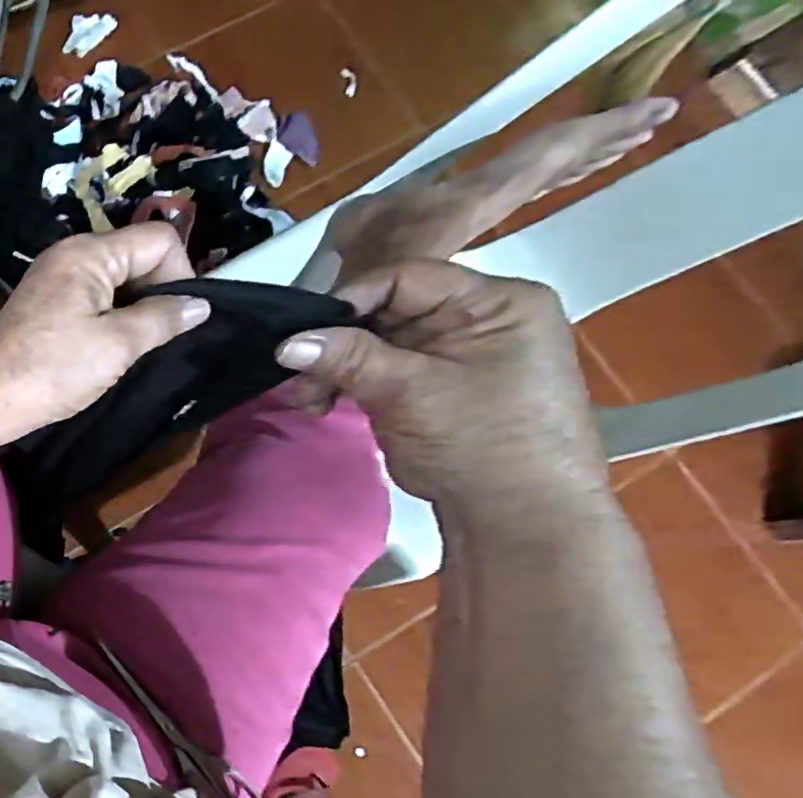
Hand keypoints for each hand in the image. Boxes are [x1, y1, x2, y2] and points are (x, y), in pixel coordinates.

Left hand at [0, 223, 210, 441]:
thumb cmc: (53, 371)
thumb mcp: (117, 345)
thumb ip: (162, 318)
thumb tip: (200, 304)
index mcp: (87, 252)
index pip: (158, 239)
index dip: (180, 274)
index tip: (178, 319)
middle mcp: (68, 254)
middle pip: (135, 256)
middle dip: (155, 293)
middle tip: (156, 339)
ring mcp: (51, 279)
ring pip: (114, 281)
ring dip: (132, 310)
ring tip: (130, 349)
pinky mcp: (42, 305)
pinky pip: (90, 298)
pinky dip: (107, 318)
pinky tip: (104, 350)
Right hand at [277, 259, 610, 515]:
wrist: (516, 515)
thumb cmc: (479, 442)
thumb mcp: (409, 391)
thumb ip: (348, 359)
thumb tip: (286, 343)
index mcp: (494, 301)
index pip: (406, 278)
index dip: (349, 301)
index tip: (302, 333)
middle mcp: (478, 319)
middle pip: (387, 312)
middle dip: (338, 344)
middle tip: (300, 380)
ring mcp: (456, 355)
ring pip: (379, 345)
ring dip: (338, 370)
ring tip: (312, 403)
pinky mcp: (436, 387)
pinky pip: (384, 372)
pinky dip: (352, 386)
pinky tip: (329, 405)